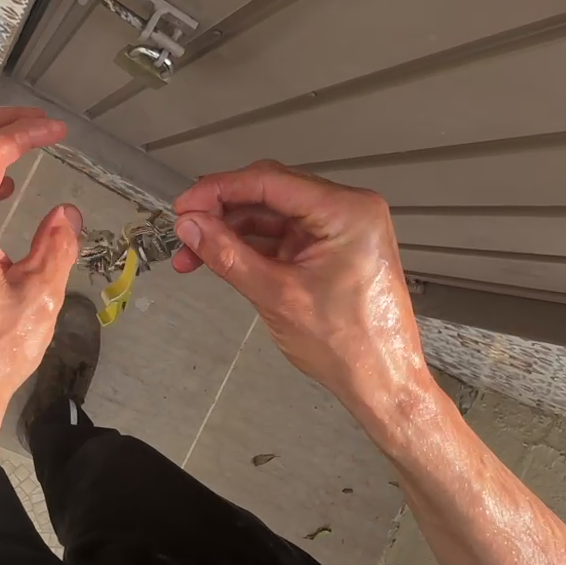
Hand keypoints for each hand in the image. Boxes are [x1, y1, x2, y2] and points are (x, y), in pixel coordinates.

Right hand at [171, 160, 429, 414]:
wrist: (382, 383)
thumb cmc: (348, 345)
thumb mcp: (277, 295)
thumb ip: (228, 255)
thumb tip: (189, 227)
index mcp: (346, 211)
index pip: (269, 181)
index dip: (219, 190)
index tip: (183, 207)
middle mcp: (347, 210)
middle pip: (269, 193)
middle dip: (221, 212)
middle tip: (184, 231)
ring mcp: (338, 230)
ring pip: (270, 215)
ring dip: (231, 232)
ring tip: (193, 255)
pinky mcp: (329, 249)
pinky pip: (281, 236)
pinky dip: (250, 246)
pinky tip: (220, 259)